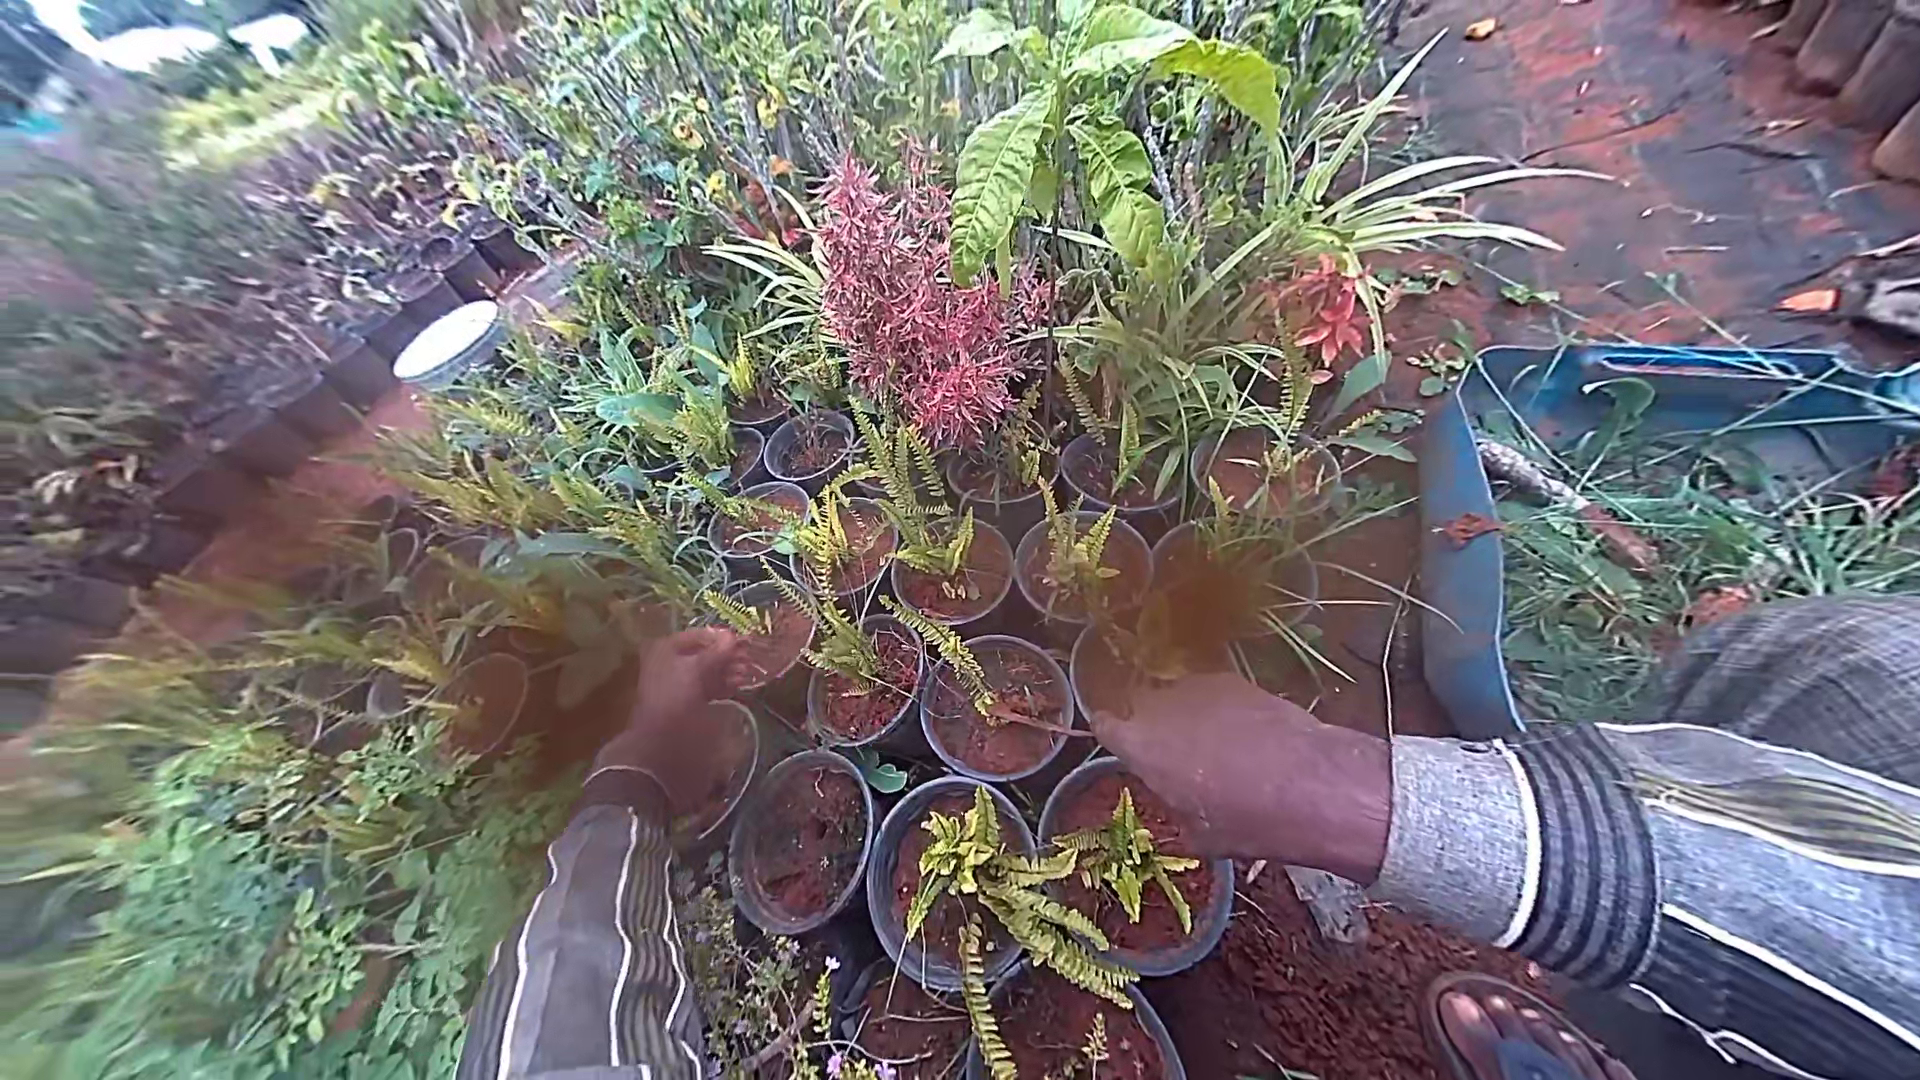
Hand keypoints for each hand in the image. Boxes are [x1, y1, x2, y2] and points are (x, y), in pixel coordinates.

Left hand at [632, 627, 745, 726]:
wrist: (659, 737)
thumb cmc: (674, 694)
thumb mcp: (696, 669)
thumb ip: (717, 652)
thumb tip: (733, 635)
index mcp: (666, 649)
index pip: (698, 635)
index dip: (720, 637)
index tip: (742, 641)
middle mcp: (671, 661)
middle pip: (705, 653)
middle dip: (728, 655)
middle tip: (749, 656)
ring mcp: (679, 681)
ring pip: (709, 670)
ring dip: (729, 669)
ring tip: (748, 670)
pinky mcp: (688, 699)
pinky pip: (708, 685)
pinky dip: (724, 683)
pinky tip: (740, 683)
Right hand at [1088, 671, 1392, 882]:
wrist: (1312, 784)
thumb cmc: (1249, 820)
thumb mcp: (1201, 835)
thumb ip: (1173, 806)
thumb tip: (1177, 799)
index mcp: (1140, 745)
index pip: (1102, 723)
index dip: (1109, 731)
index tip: (1122, 743)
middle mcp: (1157, 706)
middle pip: (1138, 705)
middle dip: (1149, 723)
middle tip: (1174, 750)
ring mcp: (1194, 687)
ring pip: (1174, 696)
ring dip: (1184, 714)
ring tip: (1215, 742)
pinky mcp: (1229, 677)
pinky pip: (1208, 692)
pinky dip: (1216, 706)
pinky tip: (1244, 730)